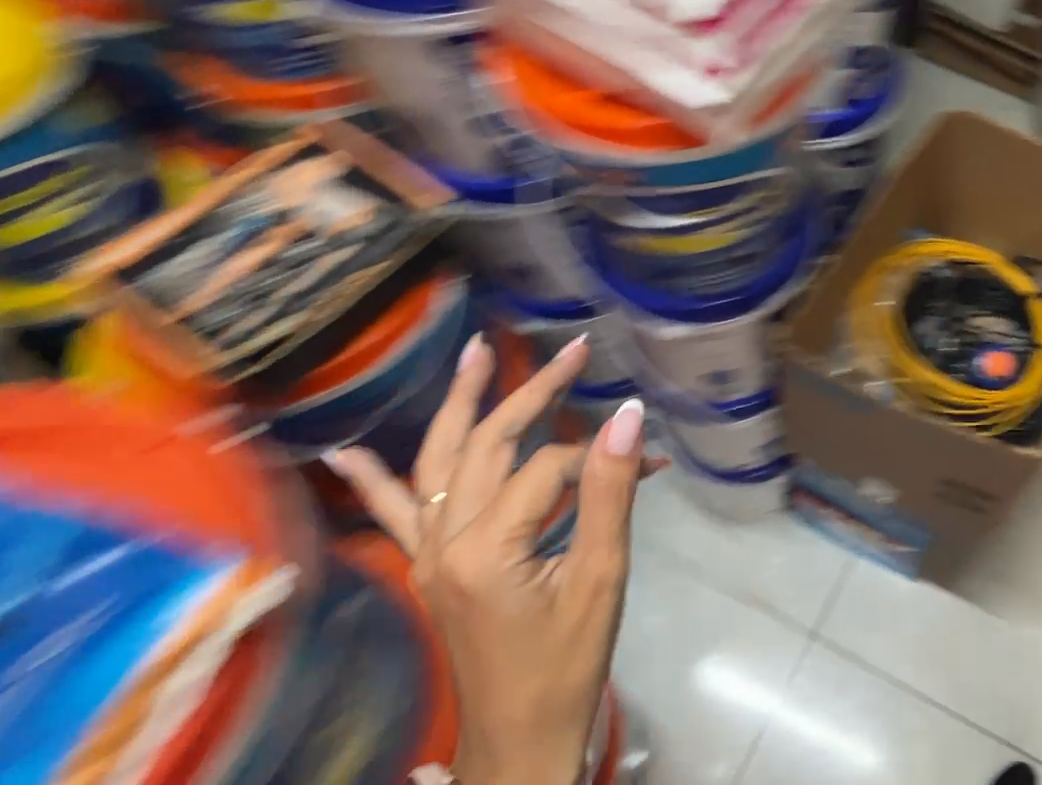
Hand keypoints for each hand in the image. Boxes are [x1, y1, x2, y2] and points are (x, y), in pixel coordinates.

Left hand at [326, 334, 668, 784]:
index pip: (548, 469)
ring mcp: (428, 554)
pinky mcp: (429, 566)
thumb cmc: (569, 662)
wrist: (522, 738)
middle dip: (534, 391)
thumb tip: (627, 414)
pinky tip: (346, 452)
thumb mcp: (601, 578)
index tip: (648, 462)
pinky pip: (397, 514)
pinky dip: (375, 479)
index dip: (599, 458)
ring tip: (475, 352)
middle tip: (577, 350)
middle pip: (487, 445)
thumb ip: (608, 492)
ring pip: (439, 462)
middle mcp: (444, 541)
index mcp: (486, 547)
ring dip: (458, 404)